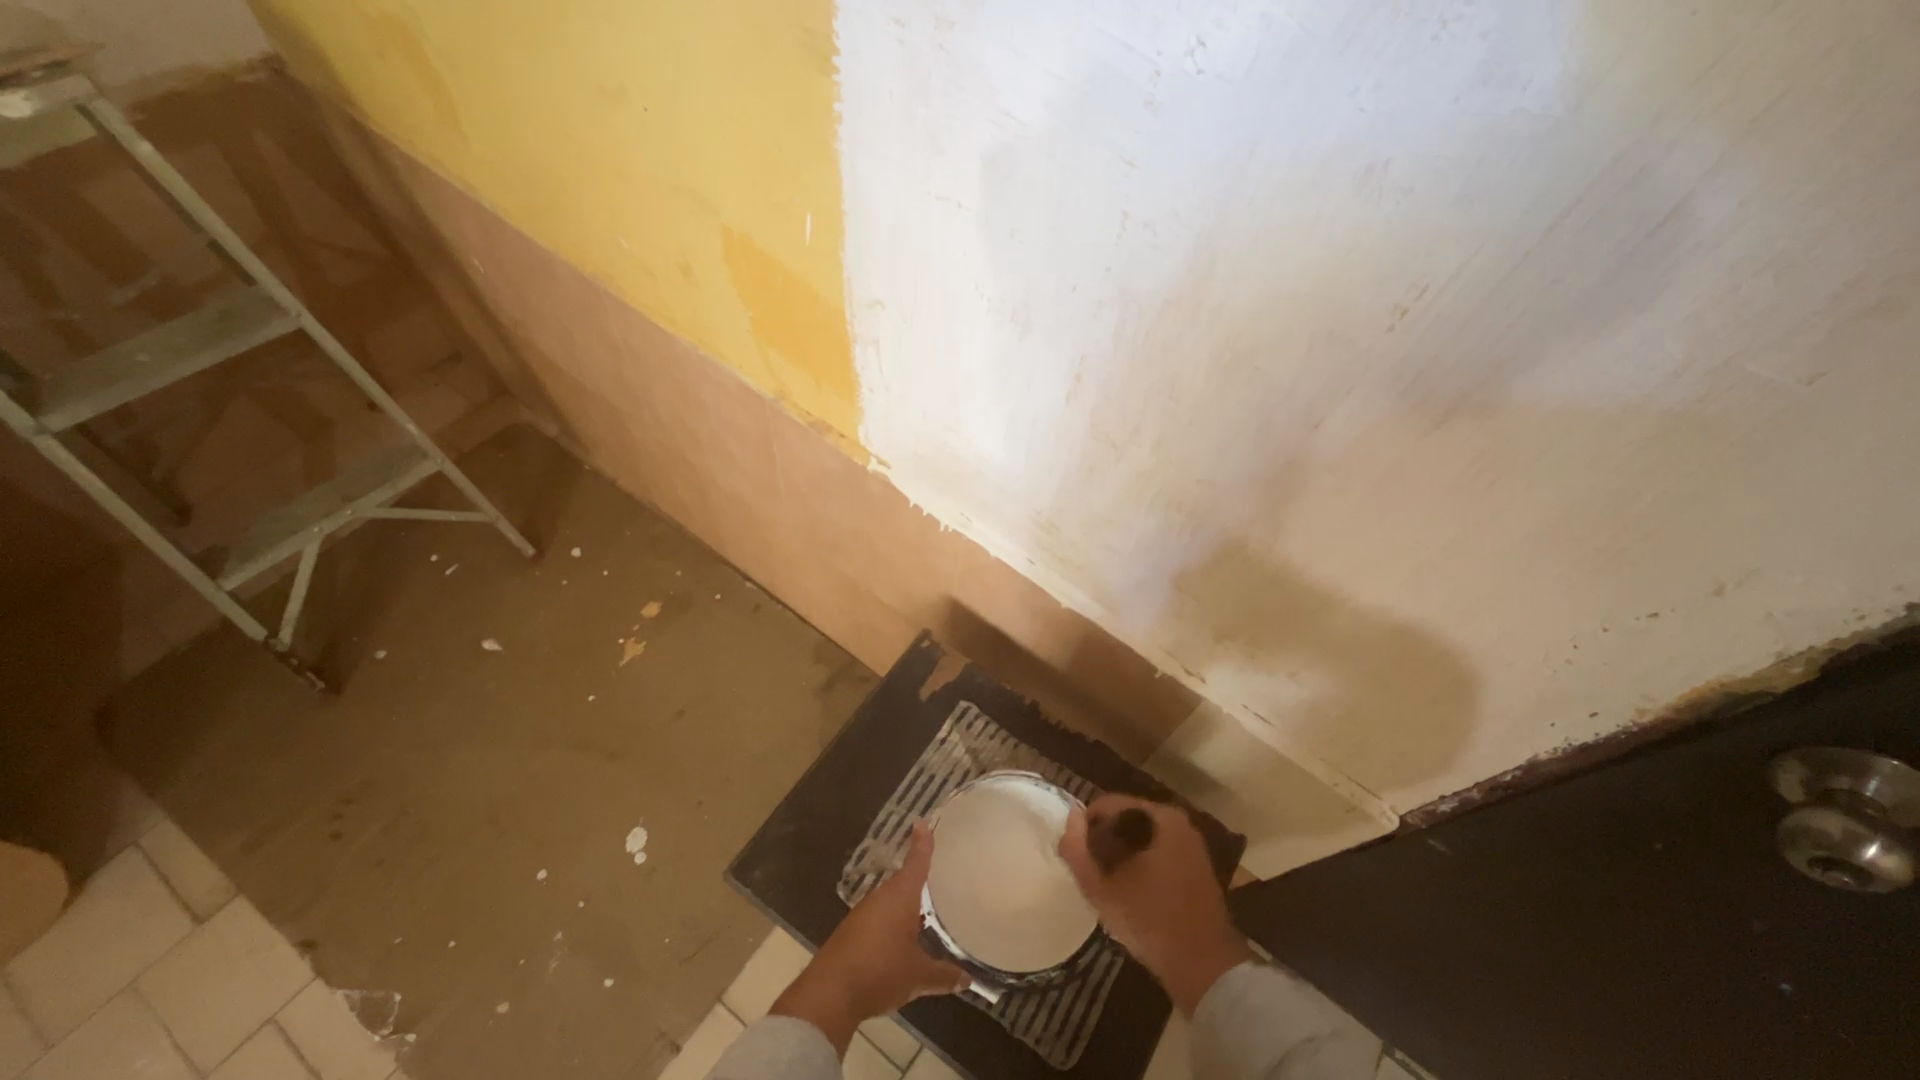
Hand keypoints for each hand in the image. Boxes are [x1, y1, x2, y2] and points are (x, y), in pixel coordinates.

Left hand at [771, 821, 968, 1054]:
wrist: (829, 993)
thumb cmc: (880, 972)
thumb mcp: (918, 976)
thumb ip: (944, 976)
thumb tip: (969, 980)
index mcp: (900, 897)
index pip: (916, 863)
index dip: (922, 843)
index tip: (921, 821)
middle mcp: (881, 898)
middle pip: (903, 883)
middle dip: (918, 882)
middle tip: (938, 878)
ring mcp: (862, 915)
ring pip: (889, 903)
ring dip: (905, 908)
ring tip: (924, 914)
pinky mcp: (850, 933)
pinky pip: (877, 920)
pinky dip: (891, 925)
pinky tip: (900, 941)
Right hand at [1059, 795, 1251, 1015]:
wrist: (1204, 966)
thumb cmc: (1150, 921)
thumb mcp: (1102, 889)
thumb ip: (1078, 851)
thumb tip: (1071, 818)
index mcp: (1159, 817)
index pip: (1107, 805)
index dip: (1084, 827)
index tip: (1075, 856)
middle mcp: (1178, 822)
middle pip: (1125, 819)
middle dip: (1104, 840)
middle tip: (1089, 872)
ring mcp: (1191, 844)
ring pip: (1141, 838)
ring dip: (1121, 854)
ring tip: (1106, 884)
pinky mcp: (1196, 865)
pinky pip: (1157, 852)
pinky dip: (1140, 864)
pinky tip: (1130, 892)